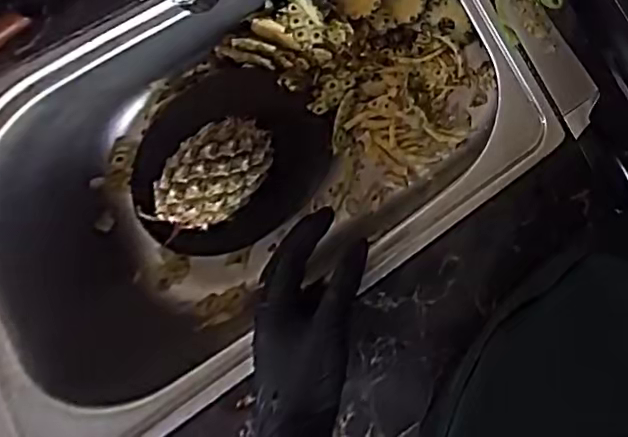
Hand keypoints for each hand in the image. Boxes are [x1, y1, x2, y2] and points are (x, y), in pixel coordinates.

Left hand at [252, 209, 367, 436]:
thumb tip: (358, 242)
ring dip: (305, 262)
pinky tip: (327, 287)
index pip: (289, 257)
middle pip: (280, 268)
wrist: (293, 427)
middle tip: (323, 223)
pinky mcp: (284, 343)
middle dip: (300, 242)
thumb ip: (344, 283)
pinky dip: (311, 283)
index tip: (329, 212)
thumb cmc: (309, 374)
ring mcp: (274, 330)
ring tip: (326, 248)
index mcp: (274, 306)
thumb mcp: (331, 324)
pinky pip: (295, 300)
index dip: (308, 232)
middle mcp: (269, 314)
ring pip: (287, 285)